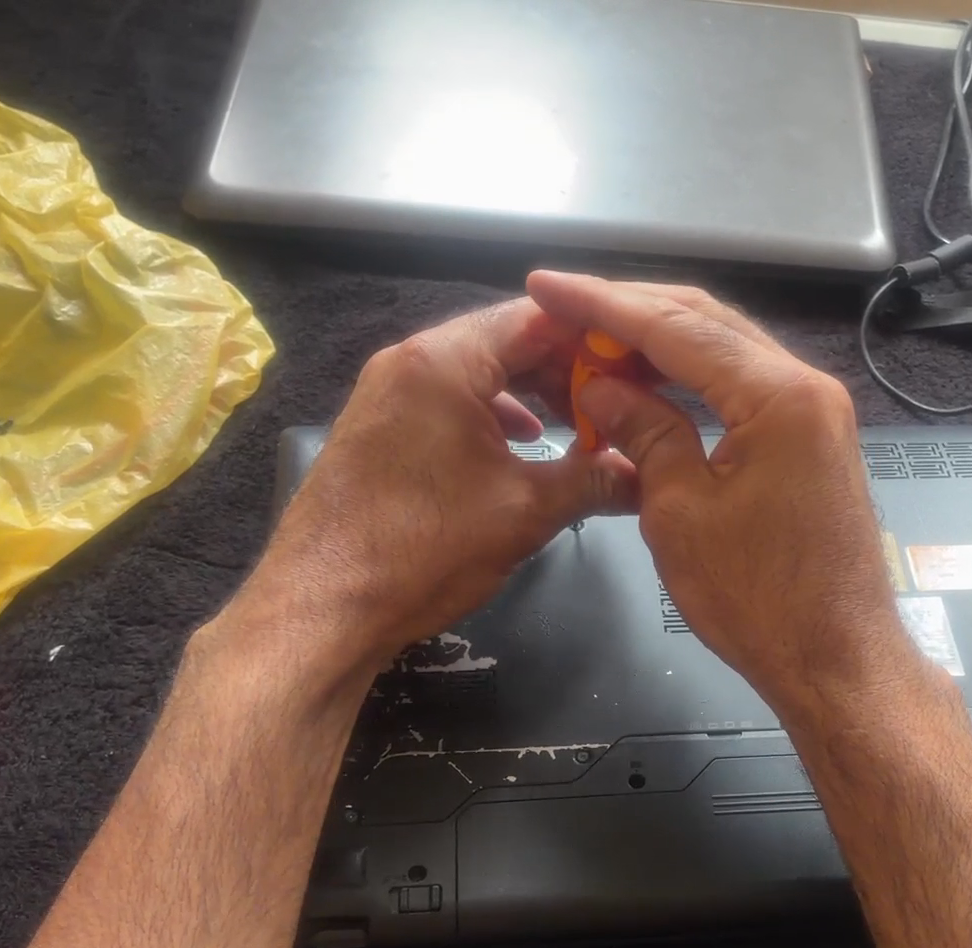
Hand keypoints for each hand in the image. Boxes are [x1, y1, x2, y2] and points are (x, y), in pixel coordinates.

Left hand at [235, 297, 634, 673]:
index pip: (536, 317)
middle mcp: (410, 361)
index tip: (637, 365)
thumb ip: (595, 481)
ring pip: (477, 372)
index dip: (594, 337)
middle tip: (614, 401)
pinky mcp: (380, 426)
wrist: (323, 607)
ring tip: (576, 425)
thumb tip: (648, 475)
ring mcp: (388, 392)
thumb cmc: (426, 548)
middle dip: (565, 370)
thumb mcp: (527, 512)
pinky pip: (449, 400)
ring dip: (532, 393)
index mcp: (445, 362)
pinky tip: (519, 445)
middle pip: (506, 340)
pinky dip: (493, 414)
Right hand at [524, 271, 931, 713]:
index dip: (604, 305)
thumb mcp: (681, 513)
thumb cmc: (759, 600)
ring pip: (727, 353)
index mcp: (779, 396)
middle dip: (633, 312)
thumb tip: (602, 387)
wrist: (836, 658)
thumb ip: (644, 432)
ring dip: (663, 345)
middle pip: (709, 323)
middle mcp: (807, 387)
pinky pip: (744, 390)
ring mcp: (817, 412)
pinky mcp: (813, 440)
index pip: (677, 328)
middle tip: (569, 310)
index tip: (548, 285)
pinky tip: (653, 386)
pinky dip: (694, 383)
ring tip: (598, 343)